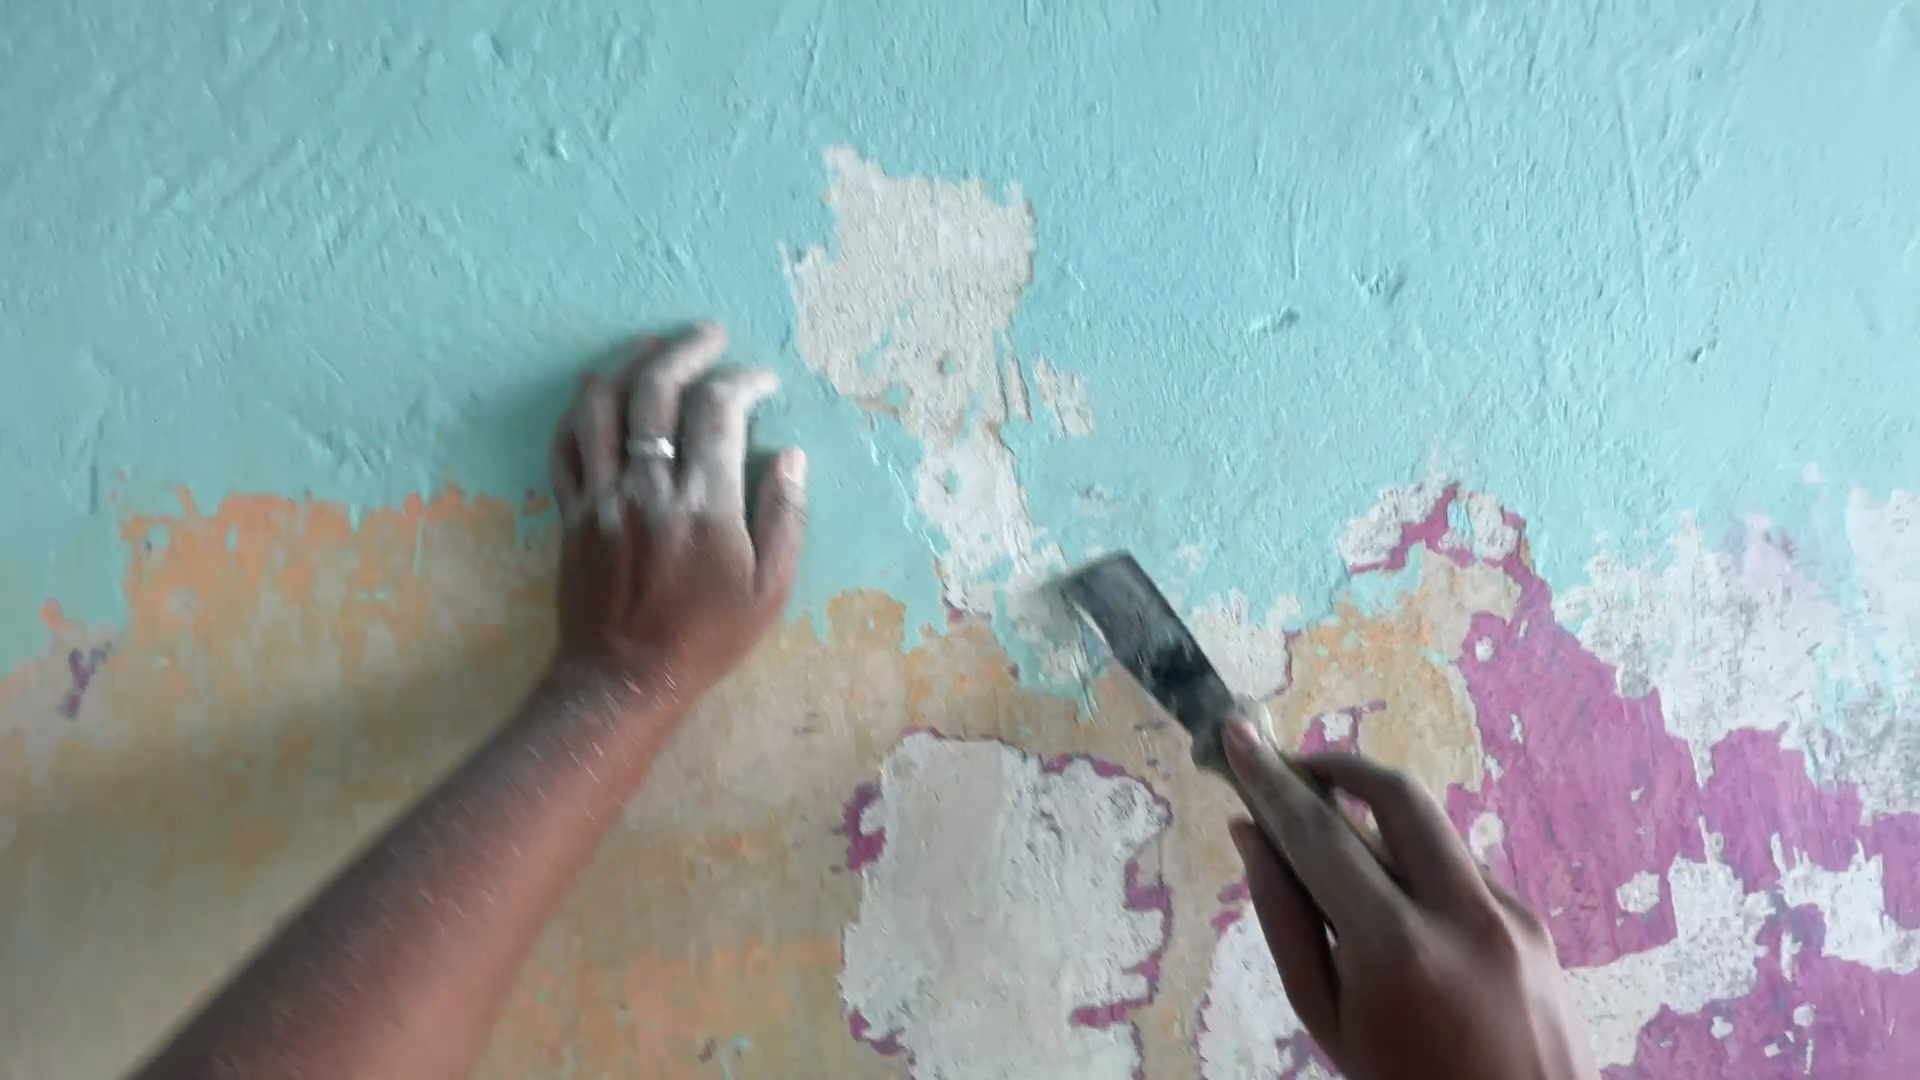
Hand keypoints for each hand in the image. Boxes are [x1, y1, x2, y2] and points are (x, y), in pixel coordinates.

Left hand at [546, 323, 806, 717]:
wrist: (625, 676)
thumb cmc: (709, 635)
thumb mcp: (771, 587)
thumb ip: (785, 516)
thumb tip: (793, 456)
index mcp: (704, 504)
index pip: (719, 412)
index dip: (744, 382)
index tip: (763, 380)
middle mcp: (647, 486)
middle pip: (656, 390)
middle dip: (685, 349)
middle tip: (710, 335)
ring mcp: (600, 494)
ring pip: (601, 403)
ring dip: (629, 361)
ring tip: (655, 344)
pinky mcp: (569, 509)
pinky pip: (566, 441)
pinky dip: (584, 405)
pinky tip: (605, 391)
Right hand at [1222, 721, 1598, 1079]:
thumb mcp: (1321, 1015)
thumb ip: (1281, 915)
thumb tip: (1249, 832)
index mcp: (1397, 947)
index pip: (1317, 833)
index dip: (1270, 779)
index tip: (1238, 737)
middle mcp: (1464, 913)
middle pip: (1397, 794)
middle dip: (1338, 765)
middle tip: (1295, 772)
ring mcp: (1511, 913)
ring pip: (1427, 828)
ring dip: (1373, 820)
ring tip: (1336, 855)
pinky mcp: (1534, 920)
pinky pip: (1453, 865)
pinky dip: (1409, 862)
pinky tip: (1394, 907)